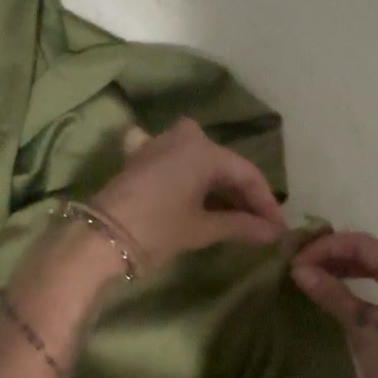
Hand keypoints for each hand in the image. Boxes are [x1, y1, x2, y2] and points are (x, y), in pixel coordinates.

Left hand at [88, 119, 288, 271]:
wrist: (100, 238)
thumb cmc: (157, 231)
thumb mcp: (202, 229)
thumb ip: (241, 226)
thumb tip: (274, 233)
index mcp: (205, 151)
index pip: (247, 174)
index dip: (265, 202)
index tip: (277, 228)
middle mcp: (184, 138)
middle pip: (224, 164)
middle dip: (241, 193)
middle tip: (257, 222)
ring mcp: (157, 143)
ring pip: (197, 156)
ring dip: (214, 180)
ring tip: (228, 209)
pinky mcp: (137, 157)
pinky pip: (166, 153)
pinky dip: (178, 165)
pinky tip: (179, 177)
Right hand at [290, 232, 377, 377]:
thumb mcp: (362, 332)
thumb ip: (334, 296)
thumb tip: (299, 269)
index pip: (363, 244)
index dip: (326, 247)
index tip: (295, 261)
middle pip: (369, 252)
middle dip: (332, 254)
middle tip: (297, 266)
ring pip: (374, 268)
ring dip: (342, 268)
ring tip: (309, 276)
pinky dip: (356, 283)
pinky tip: (333, 290)